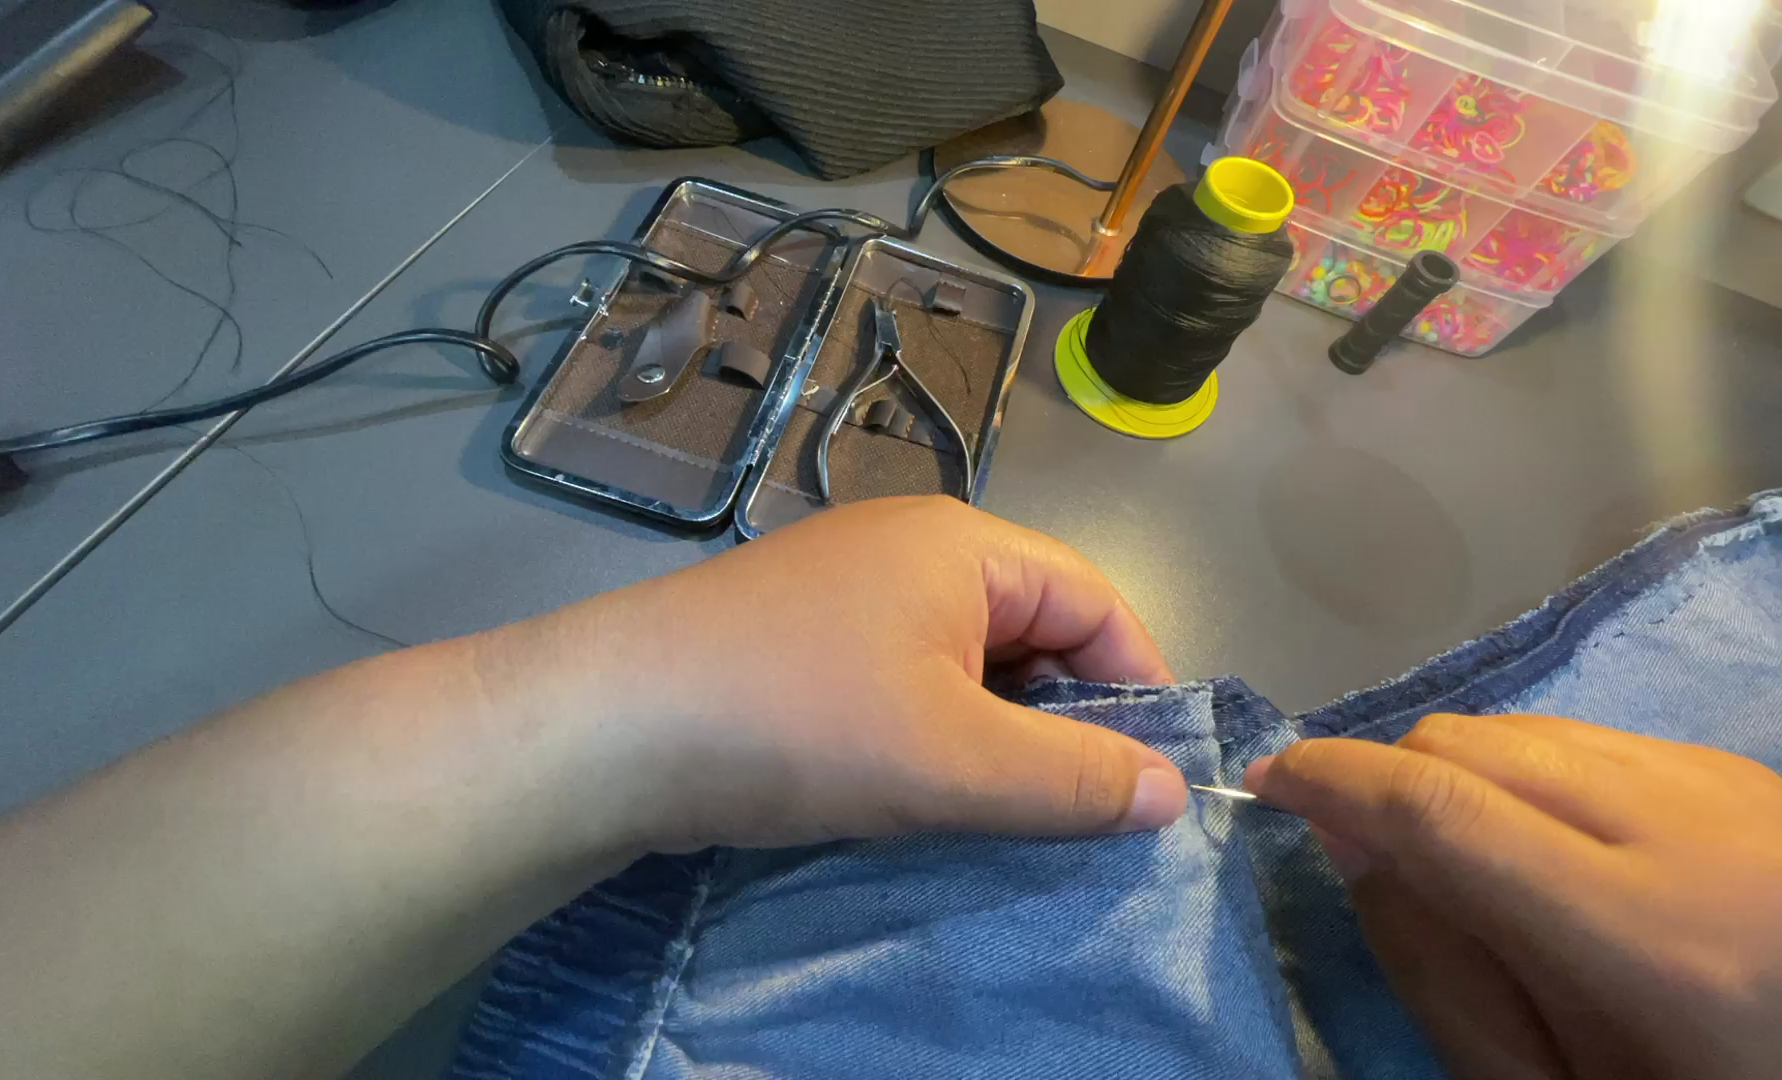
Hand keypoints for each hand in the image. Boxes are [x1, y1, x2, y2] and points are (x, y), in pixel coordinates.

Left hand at [474, 496, 1185, 853]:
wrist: (610, 725)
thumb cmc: (799, 720)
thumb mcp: (954, 758)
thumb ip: (1073, 777)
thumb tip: (1171, 791)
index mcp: (964, 544)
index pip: (1094, 597)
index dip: (1138, 679)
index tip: (1155, 771)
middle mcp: (914, 545)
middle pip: (1034, 620)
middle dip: (1069, 708)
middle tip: (1082, 799)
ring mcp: (856, 584)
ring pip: (971, 651)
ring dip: (1002, 721)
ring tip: (1009, 798)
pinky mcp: (813, 629)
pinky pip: (912, 666)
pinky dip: (942, 719)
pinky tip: (933, 774)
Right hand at [1244, 715, 1781, 1079]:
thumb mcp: (1529, 1079)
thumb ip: (1422, 953)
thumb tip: (1344, 832)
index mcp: (1659, 948)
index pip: (1436, 808)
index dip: (1327, 778)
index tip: (1265, 780)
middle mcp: (1705, 839)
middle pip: (1461, 745)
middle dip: (1379, 775)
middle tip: (1356, 832)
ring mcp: (1736, 794)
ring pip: (1508, 728)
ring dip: (1443, 770)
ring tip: (1455, 839)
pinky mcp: (1746, 776)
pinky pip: (1569, 734)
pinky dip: (1512, 769)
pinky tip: (1538, 831)